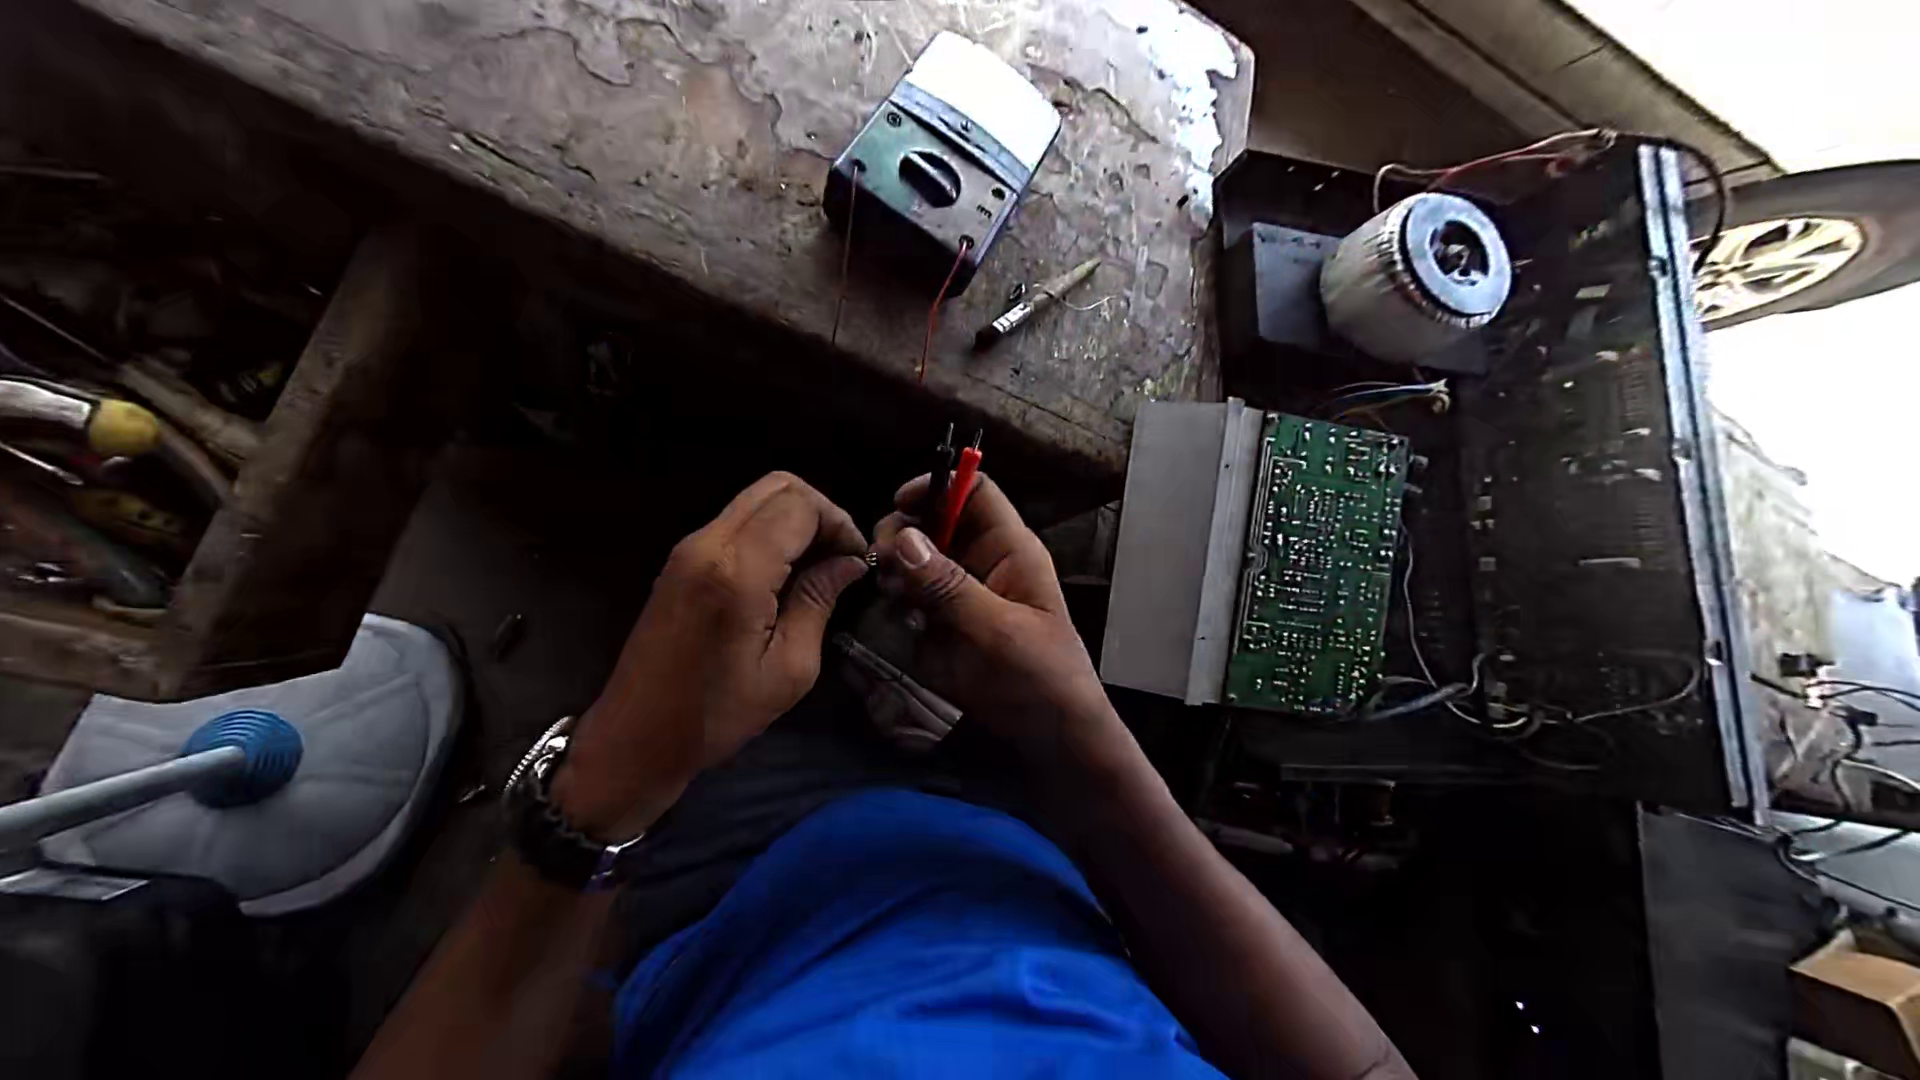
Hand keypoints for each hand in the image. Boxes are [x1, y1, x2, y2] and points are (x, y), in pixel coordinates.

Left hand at [554, 472, 869, 836]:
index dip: (839, 523)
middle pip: (778, 486)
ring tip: (818, 565)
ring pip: (756, 498)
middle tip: (840, 556)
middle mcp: (708, 544)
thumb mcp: (789, 668)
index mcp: (737, 571)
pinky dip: (771, 531)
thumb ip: (818, 601)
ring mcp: (688, 548)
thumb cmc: (717, 713)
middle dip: (820, 511)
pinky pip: (737, 521)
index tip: (856, 561)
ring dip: (795, 519)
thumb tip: (849, 562)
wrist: (635, 737)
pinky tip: (785, 572)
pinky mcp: (681, 560)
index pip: (800, 506)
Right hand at [872, 472, 1119, 763]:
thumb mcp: (999, 629)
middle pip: (932, 520)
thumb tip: (903, 538)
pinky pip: (906, 595)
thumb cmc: (1042, 675)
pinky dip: (894, 599)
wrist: (1049, 734)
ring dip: (894, 568)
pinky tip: (896, 616)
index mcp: (1008, 548)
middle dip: (903, 532)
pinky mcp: (938, 622)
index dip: (938, 485)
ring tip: (891, 593)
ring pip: (913, 557)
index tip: (900, 503)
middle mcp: (979, 561)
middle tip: (883, 562)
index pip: (973, 491)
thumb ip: (950, 585)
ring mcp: (956, 592)